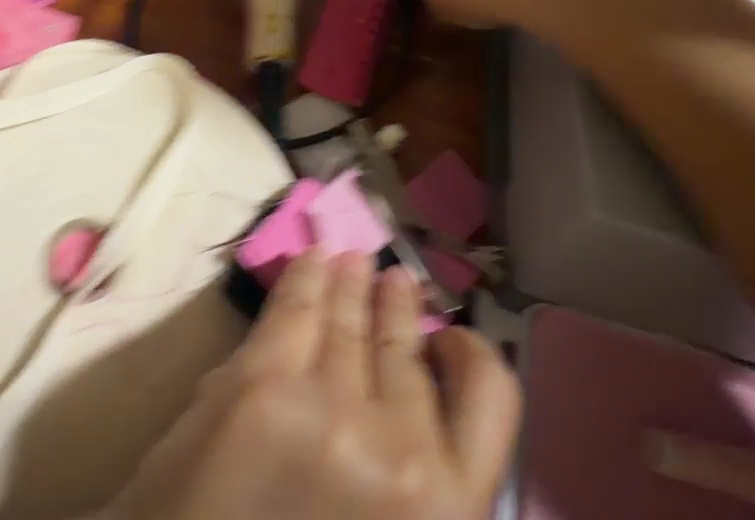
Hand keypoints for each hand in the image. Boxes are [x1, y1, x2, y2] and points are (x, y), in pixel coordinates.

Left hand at [102, 251, 520, 519]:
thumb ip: (409, 473)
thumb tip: (404, 391)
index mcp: (445, 505)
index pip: (492, 397)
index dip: (472, 356)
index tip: (446, 338)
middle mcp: (401, 454)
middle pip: (404, 352)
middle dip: (397, 308)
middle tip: (394, 278)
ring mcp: (331, 413)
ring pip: (350, 323)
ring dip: (352, 283)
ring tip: (353, 260)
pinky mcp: (263, 386)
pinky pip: (295, 310)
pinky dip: (305, 276)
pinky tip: (312, 259)